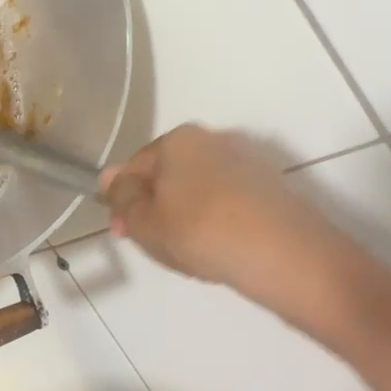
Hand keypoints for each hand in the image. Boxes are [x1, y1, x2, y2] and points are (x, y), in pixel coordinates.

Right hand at [100, 124, 336, 293]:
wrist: (280, 252)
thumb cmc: (197, 231)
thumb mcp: (142, 221)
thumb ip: (121, 196)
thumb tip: (110, 176)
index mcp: (178, 141)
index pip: (133, 168)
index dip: (122, 201)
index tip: (122, 231)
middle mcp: (214, 138)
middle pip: (167, 174)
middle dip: (152, 205)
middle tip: (149, 241)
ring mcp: (246, 159)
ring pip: (195, 187)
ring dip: (180, 212)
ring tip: (182, 246)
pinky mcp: (268, 183)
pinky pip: (223, 198)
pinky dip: (210, 217)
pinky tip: (211, 244)